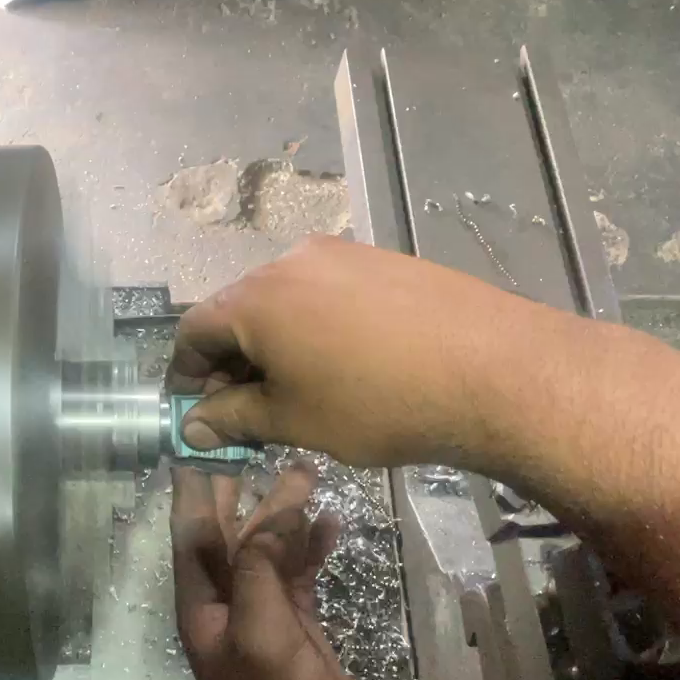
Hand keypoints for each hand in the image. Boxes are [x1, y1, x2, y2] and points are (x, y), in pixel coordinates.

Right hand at [168, 235, 575, 469]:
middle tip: (244, 413)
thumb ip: (231, 418)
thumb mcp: (291, 420)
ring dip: (271, 347)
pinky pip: (324, 294)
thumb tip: (192, 425)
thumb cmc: (375, 403)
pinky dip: (310, 329)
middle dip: (229, 363)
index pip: (192, 330)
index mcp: (255, 297)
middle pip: (236, 311)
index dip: (184, 375)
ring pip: (281, 302)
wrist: (495, 373)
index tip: (195, 413)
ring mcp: (342, 254)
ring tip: (294, 392)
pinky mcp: (382, 260)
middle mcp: (290, 261)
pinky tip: (339, 365)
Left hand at [169, 462, 380, 679]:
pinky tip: (330, 523)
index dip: (192, 489)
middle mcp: (226, 603)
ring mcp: (263, 617)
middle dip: (247, 491)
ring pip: (268, 551)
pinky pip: (299, 577)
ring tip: (307, 470)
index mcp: (203, 603)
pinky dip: (311, 550)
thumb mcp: (262, 636)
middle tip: (268, 444)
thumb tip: (271, 516)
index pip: (191, 532)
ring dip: (284, 514)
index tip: (197, 444)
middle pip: (231, 533)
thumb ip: (261, 570)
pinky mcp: (297, 631)